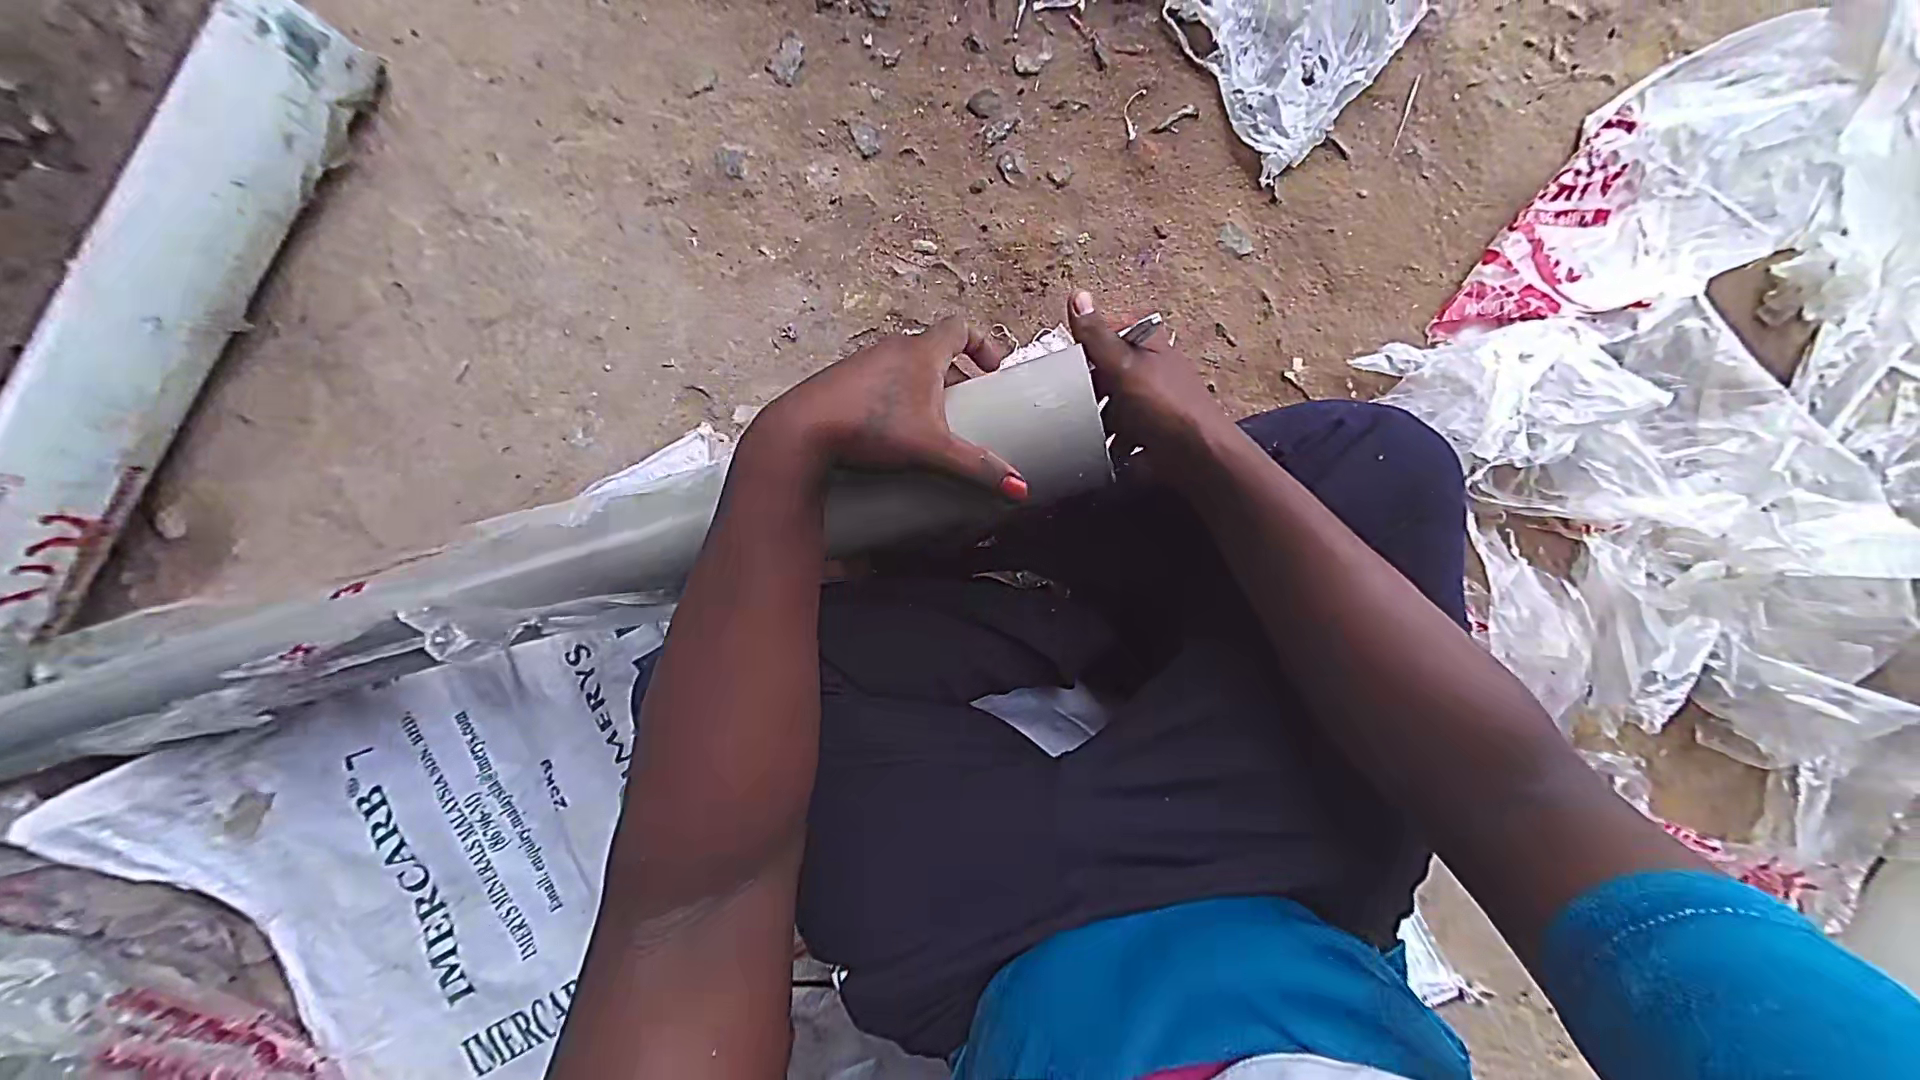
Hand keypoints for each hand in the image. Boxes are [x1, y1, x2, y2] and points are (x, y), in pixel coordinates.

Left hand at [746, 316, 1027, 498]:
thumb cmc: (870, 429)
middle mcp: (892, 348)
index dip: (982, 344)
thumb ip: (977, 468)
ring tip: (932, 422)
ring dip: (924, 385)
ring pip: (905, 366)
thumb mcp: (932, 449)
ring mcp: (863, 363)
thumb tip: (1020, 489)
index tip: (992, 371)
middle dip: (956, 374)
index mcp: (920, 352)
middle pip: (934, 349)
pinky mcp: (842, 383)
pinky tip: (892, 430)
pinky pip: (880, 381)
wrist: (802, 432)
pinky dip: (896, 396)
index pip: (960, 327)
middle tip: (967, 404)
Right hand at [1067, 290, 1233, 475]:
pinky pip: (1116, 433)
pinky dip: (1106, 440)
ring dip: (1093, 418)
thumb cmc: (1164, 405)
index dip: (1084, 349)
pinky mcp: (1147, 433)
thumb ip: (1097, 336)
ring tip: (1079, 427)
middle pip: (1103, 373)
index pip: (1105, 335)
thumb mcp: (1124, 365)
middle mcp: (1149, 370)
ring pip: (1108, 405)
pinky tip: (1097, 448)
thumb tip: (1078, 295)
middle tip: (1067, 400)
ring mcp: (1148, 403)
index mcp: (1147, 344)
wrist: (1196, 456)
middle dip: (1085, 388)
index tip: (1065, 365)